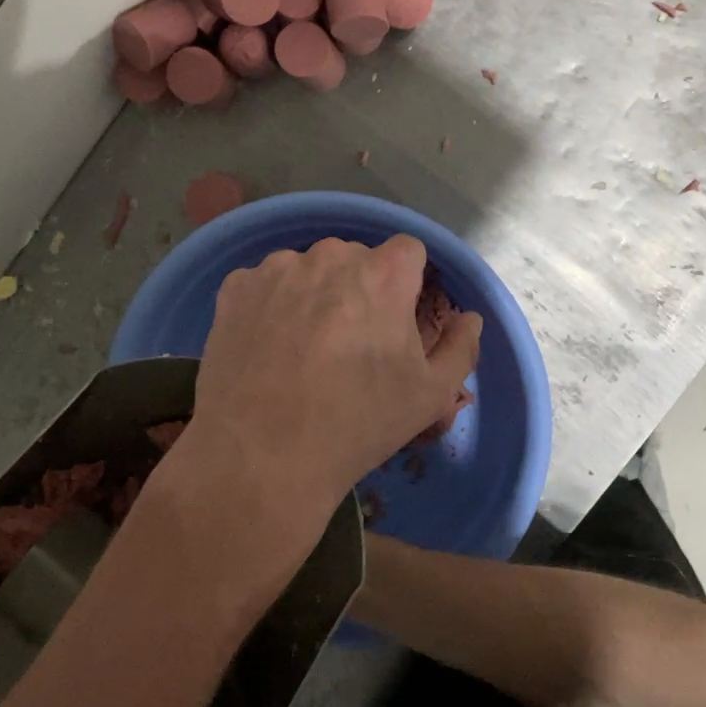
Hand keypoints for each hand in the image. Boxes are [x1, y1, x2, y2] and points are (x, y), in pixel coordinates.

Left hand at [186, 235, 482, 506]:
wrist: (261, 454)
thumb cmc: (357, 424)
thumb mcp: (430, 396)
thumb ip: (461, 347)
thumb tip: (470, 318)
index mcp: (384, 273)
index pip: (408, 252)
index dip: (406, 285)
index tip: (395, 321)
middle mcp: (330, 256)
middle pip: (355, 260)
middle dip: (359, 290)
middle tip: (349, 345)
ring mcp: (277, 268)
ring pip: (307, 270)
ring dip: (312, 295)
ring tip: (302, 351)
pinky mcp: (235, 287)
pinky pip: (264, 285)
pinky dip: (270, 307)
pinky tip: (267, 349)